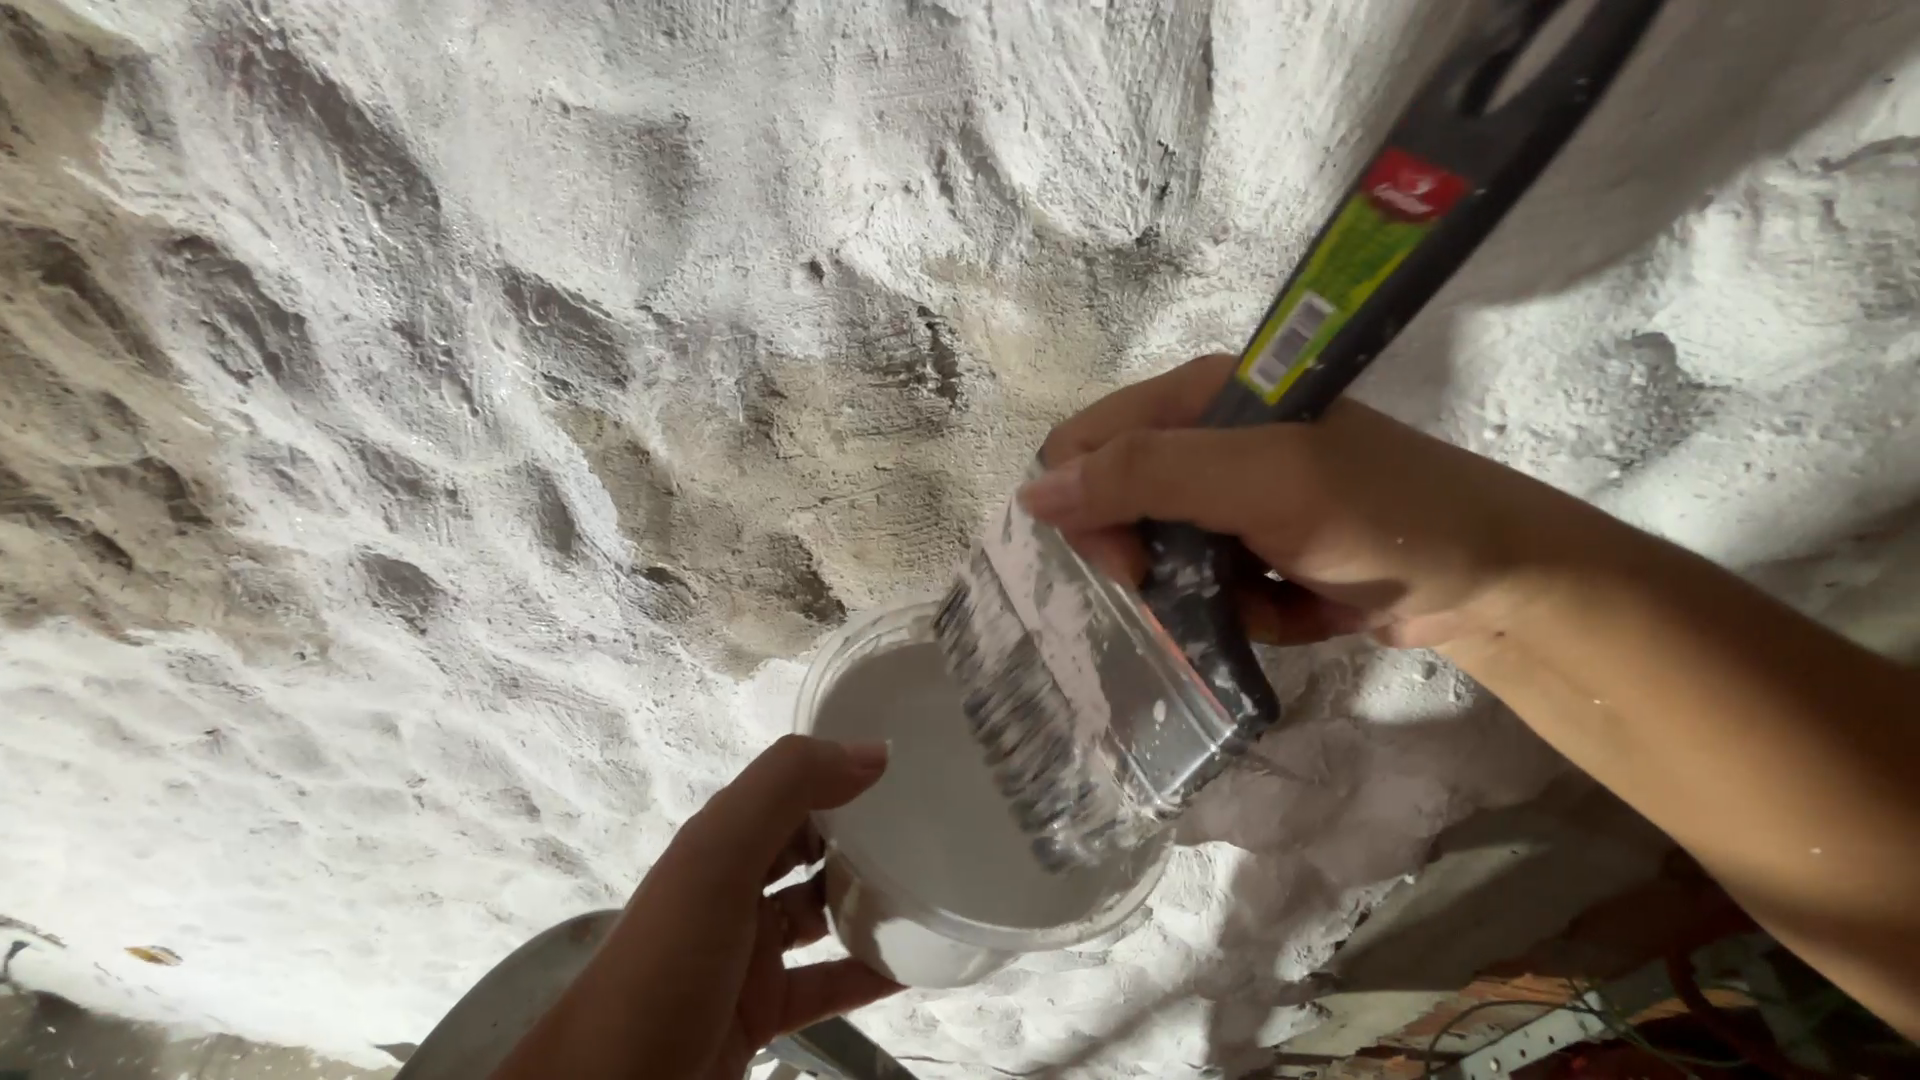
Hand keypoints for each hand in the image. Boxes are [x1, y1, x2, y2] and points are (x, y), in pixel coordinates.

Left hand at [491, 735, 899, 1079]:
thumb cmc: (668, 963)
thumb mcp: (718, 857)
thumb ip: (787, 789)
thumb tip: (874, 750)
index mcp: (719, 844)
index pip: (787, 791)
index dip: (838, 772)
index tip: (904, 767)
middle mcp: (732, 891)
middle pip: (806, 849)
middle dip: (859, 835)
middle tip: (928, 826)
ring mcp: (747, 955)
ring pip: (820, 915)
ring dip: (868, 901)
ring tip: (931, 885)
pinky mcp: (762, 1013)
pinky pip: (828, 983)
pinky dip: (868, 973)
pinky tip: (914, 967)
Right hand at [1019, 353, 1586, 648]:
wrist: (1495, 579)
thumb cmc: (1383, 516)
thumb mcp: (1261, 483)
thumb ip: (1145, 476)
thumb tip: (1033, 492)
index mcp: (1195, 398)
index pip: (1083, 448)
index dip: (1088, 510)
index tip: (1134, 567)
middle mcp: (1201, 440)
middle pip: (1112, 507)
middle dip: (1149, 562)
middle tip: (1196, 593)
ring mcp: (1227, 497)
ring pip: (1155, 558)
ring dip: (1200, 595)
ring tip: (1264, 600)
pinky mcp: (1250, 544)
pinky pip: (1202, 587)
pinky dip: (1240, 610)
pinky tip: (1292, 607)